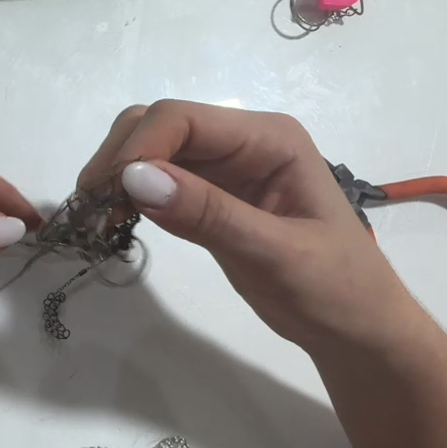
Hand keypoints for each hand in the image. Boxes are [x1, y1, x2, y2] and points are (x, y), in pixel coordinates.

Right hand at [76, 100, 428, 355]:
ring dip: (116, 177)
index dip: (137, 149)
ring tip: (99, 220)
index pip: (180, 119)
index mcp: (268, 139)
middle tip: (92, 210)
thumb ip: (207, 213)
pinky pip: (155, 182)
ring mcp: (222, 170)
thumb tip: (134, 178)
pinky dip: (127, 197)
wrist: (354, 328)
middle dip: (117, 158)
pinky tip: (117, 223)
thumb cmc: (333, 289)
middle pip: (157, 124)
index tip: (108, 199)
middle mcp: (240, 143)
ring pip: (149, 151)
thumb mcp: (274, 253)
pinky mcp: (207, 198)